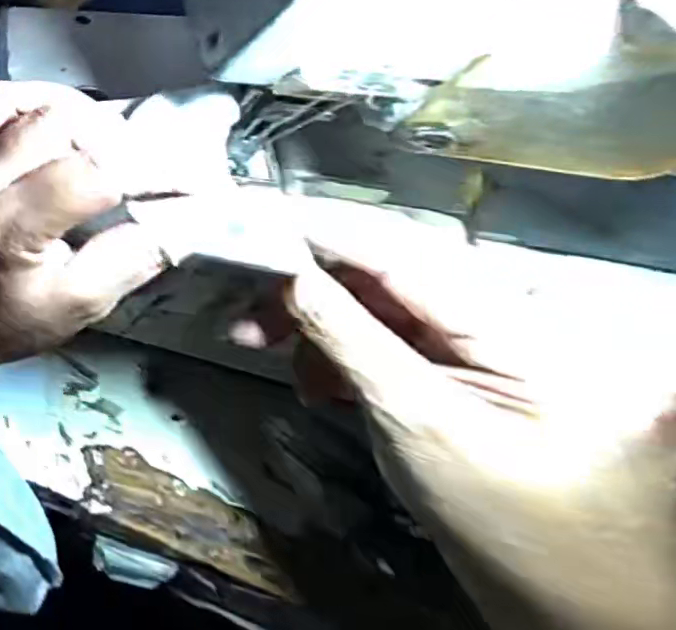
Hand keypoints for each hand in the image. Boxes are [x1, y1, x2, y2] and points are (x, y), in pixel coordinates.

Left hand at [0, 81, 167, 373]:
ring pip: (7, 98)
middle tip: (132, 161)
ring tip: (88, 135)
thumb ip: (132, 256)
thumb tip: (182, 212)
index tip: (181, 181)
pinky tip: (40, 121)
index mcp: (8, 225)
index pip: (87, 173)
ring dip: (57, 107)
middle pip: (50, 122)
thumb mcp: (80, 302)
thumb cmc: (11, 315)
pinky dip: (13, 101)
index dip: (145, 172)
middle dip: (106, 135)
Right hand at [261, 200, 675, 629]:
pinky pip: (389, 330)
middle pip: (387, 273)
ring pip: (378, 300)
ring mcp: (501, 346)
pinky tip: (312, 373)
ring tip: (260, 342)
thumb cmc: (511, 529)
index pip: (403, 257)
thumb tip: (276, 267)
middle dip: (304, 284)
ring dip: (311, 317)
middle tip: (241, 304)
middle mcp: (524, 325)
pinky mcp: (476, 365)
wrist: (576, 610)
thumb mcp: (414, 422)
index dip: (318, 235)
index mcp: (537, 338)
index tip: (245, 224)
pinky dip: (338, 344)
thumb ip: (342, 333)